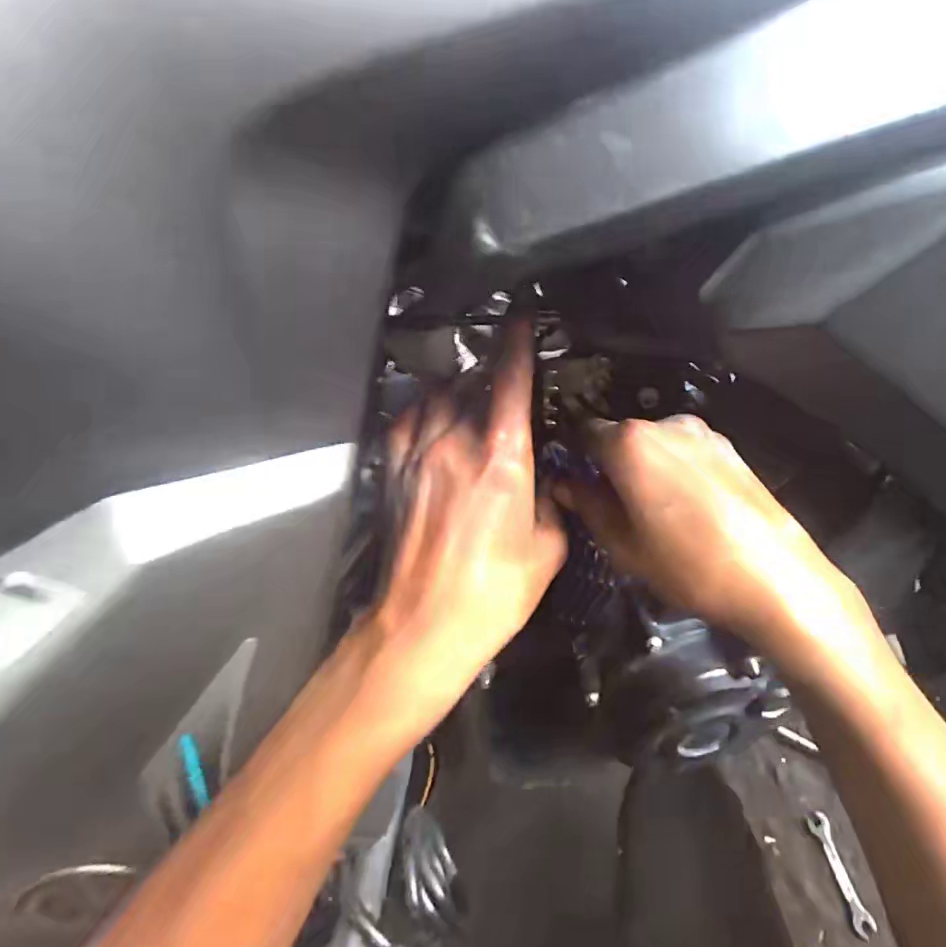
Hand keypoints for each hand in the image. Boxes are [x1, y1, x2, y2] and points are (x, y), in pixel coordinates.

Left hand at [372, 321, 566, 714]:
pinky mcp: (393, 474)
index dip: (517, 344)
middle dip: (492, 372)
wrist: (422, 626)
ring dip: (459, 389)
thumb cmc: (494, 592)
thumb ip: (552, 504)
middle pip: (472, 383)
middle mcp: (456, 444)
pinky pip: (407, 422)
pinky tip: (436, 421)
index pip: (510, 382)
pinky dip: (425, 412)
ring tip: (475, 397)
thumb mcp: (548, 549)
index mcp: (502, 458)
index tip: (522, 319)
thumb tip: (544, 487)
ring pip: (437, 397)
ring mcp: (417, 456)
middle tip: (509, 377)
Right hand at [553, 415, 873, 669]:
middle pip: (621, 436)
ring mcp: (703, 435)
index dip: (572, 457)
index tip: (571, 480)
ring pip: (655, 445)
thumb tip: (568, 484)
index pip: (582, 432)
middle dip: (610, 465)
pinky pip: (686, 454)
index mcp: (631, 443)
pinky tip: (687, 512)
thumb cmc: (693, 567)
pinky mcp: (729, 450)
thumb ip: (588, 505)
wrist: (774, 577)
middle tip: (610, 507)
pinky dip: (675, 473)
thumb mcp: (624, 546)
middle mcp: (667, 425)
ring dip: (645, 469)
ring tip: (655, 517)